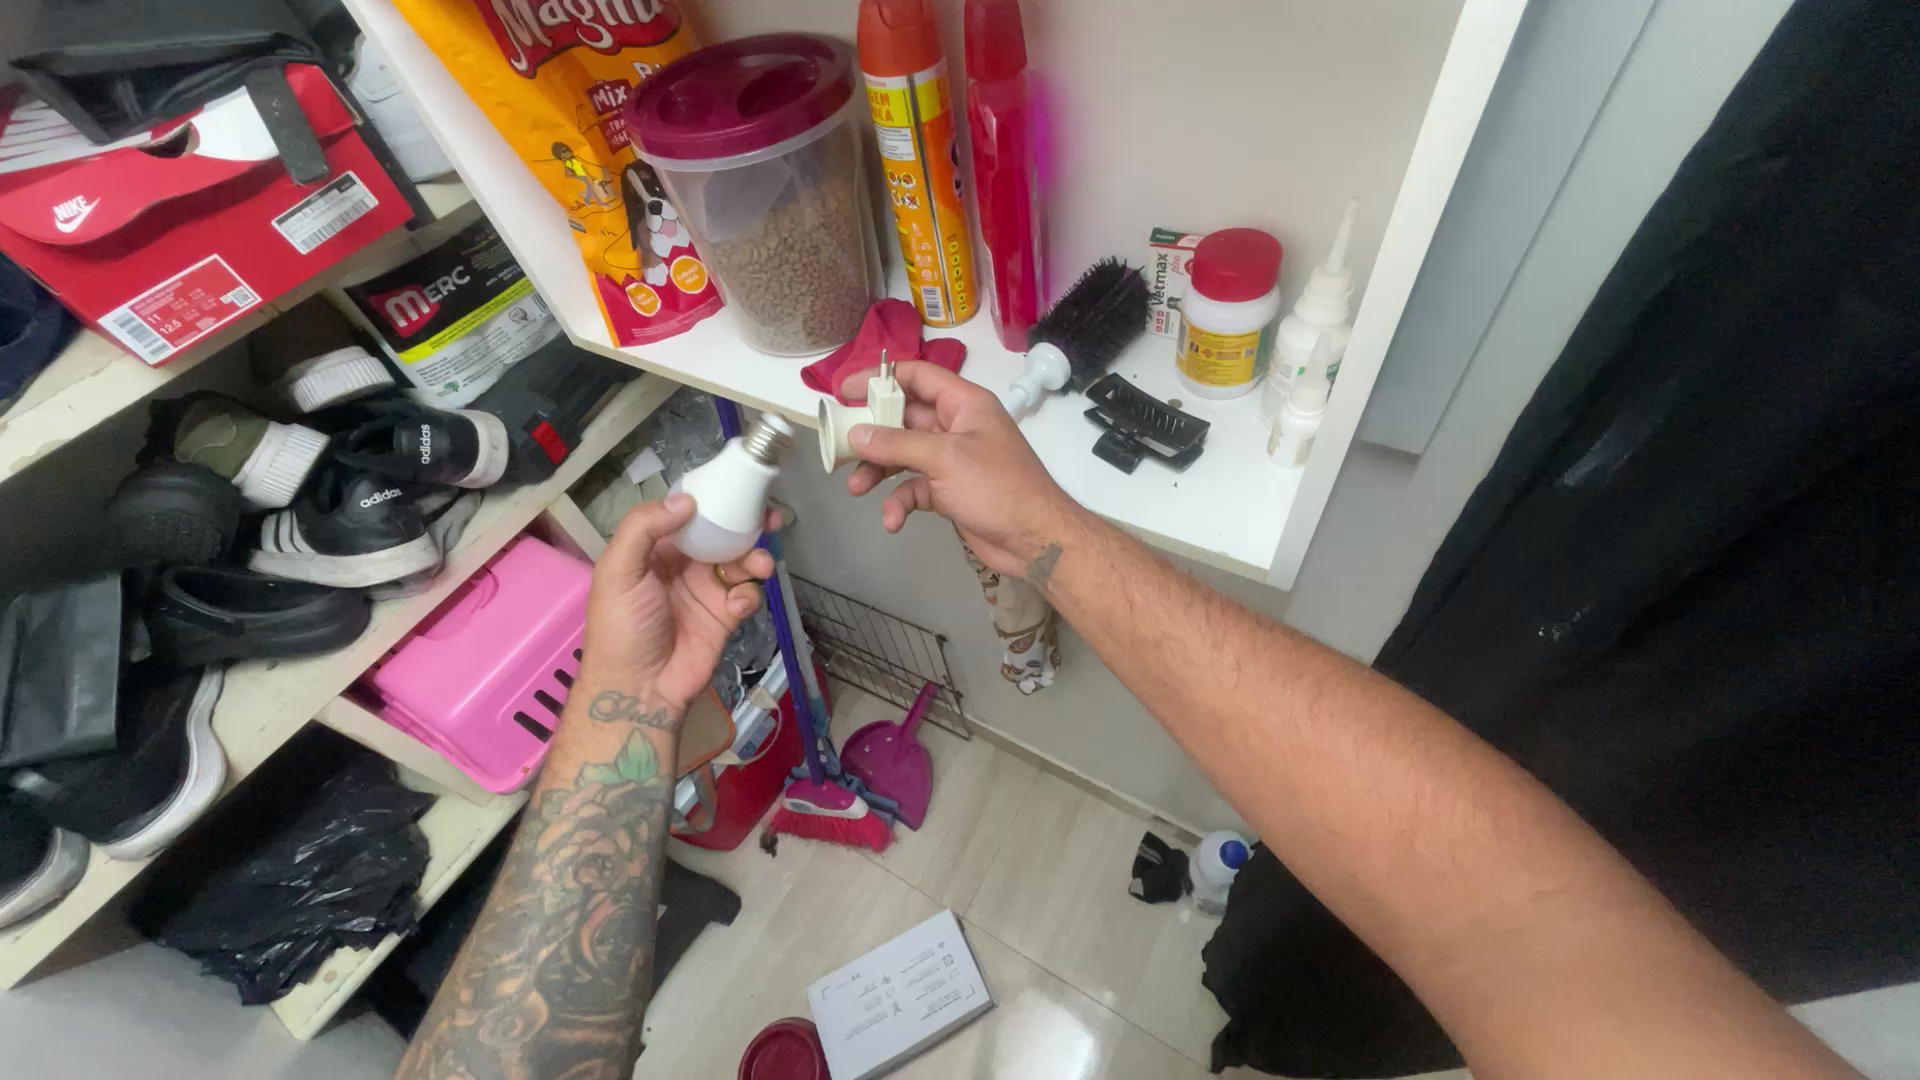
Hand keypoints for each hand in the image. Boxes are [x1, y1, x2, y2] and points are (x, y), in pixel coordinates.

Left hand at [580, 494, 774, 717]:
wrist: (639, 688)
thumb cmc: (621, 627)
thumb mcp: (618, 572)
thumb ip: (643, 529)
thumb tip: (686, 500)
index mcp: (655, 550)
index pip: (688, 515)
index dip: (714, 501)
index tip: (739, 491)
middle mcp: (684, 565)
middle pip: (723, 535)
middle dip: (748, 527)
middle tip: (771, 521)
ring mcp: (707, 590)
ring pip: (741, 562)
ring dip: (755, 560)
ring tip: (761, 567)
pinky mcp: (726, 616)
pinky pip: (747, 595)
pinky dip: (749, 595)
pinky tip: (738, 605)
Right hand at [845, 361, 1081, 578]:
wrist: (1034, 540)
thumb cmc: (996, 487)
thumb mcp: (945, 458)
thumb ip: (897, 444)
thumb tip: (856, 434)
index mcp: (964, 404)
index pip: (918, 376)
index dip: (880, 378)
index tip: (845, 391)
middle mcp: (957, 426)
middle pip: (904, 418)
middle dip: (872, 432)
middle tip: (838, 443)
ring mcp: (952, 461)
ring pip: (904, 456)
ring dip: (879, 470)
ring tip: (856, 486)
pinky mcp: (949, 492)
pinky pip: (914, 488)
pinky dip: (900, 502)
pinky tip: (892, 520)